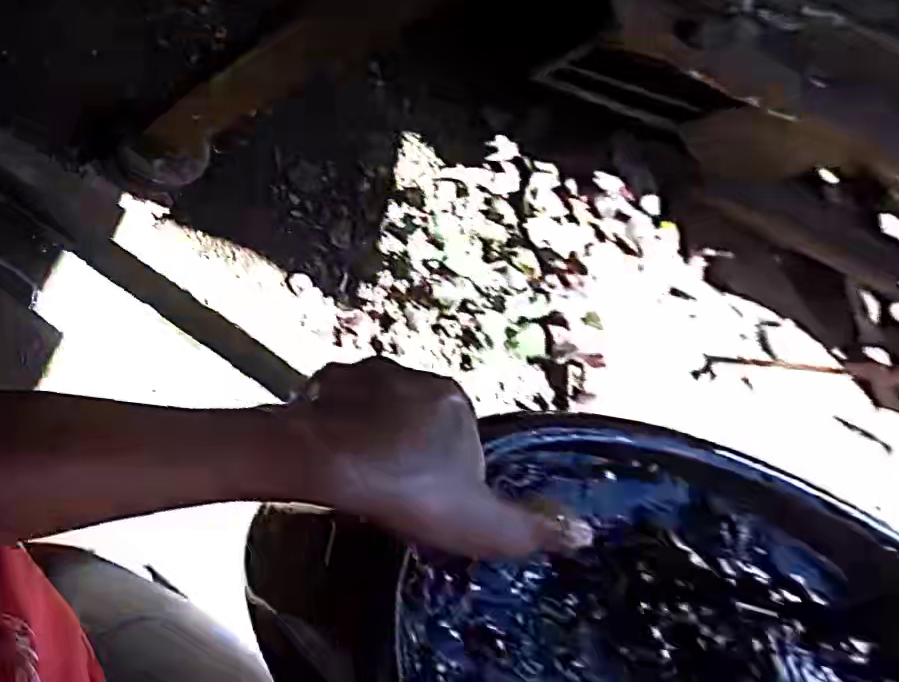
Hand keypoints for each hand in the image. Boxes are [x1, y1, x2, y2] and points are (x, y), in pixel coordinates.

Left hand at [278, 357, 590, 558]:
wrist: (326, 458)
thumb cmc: (409, 488)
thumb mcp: (487, 524)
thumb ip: (537, 527)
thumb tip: (580, 529)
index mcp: (450, 394)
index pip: (459, 428)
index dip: (449, 463)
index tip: (433, 489)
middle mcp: (403, 369)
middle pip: (412, 411)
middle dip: (407, 440)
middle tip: (395, 481)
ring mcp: (356, 369)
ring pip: (370, 403)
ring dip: (368, 428)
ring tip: (362, 467)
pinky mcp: (318, 377)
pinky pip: (333, 401)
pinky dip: (334, 420)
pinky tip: (333, 448)